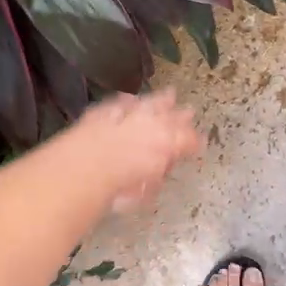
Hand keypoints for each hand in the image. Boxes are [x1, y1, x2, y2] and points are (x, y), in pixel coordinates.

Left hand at [71, 90, 203, 212]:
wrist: (86, 165)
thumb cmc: (119, 187)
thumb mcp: (144, 192)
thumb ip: (155, 177)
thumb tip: (157, 171)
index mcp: (167, 145)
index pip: (187, 140)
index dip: (194, 141)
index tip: (199, 142)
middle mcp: (152, 124)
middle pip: (171, 117)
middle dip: (181, 115)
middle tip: (189, 110)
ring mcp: (129, 113)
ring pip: (150, 103)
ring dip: (160, 100)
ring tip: (169, 94)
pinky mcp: (106, 109)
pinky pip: (121, 102)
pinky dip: (128, 101)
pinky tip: (130, 98)